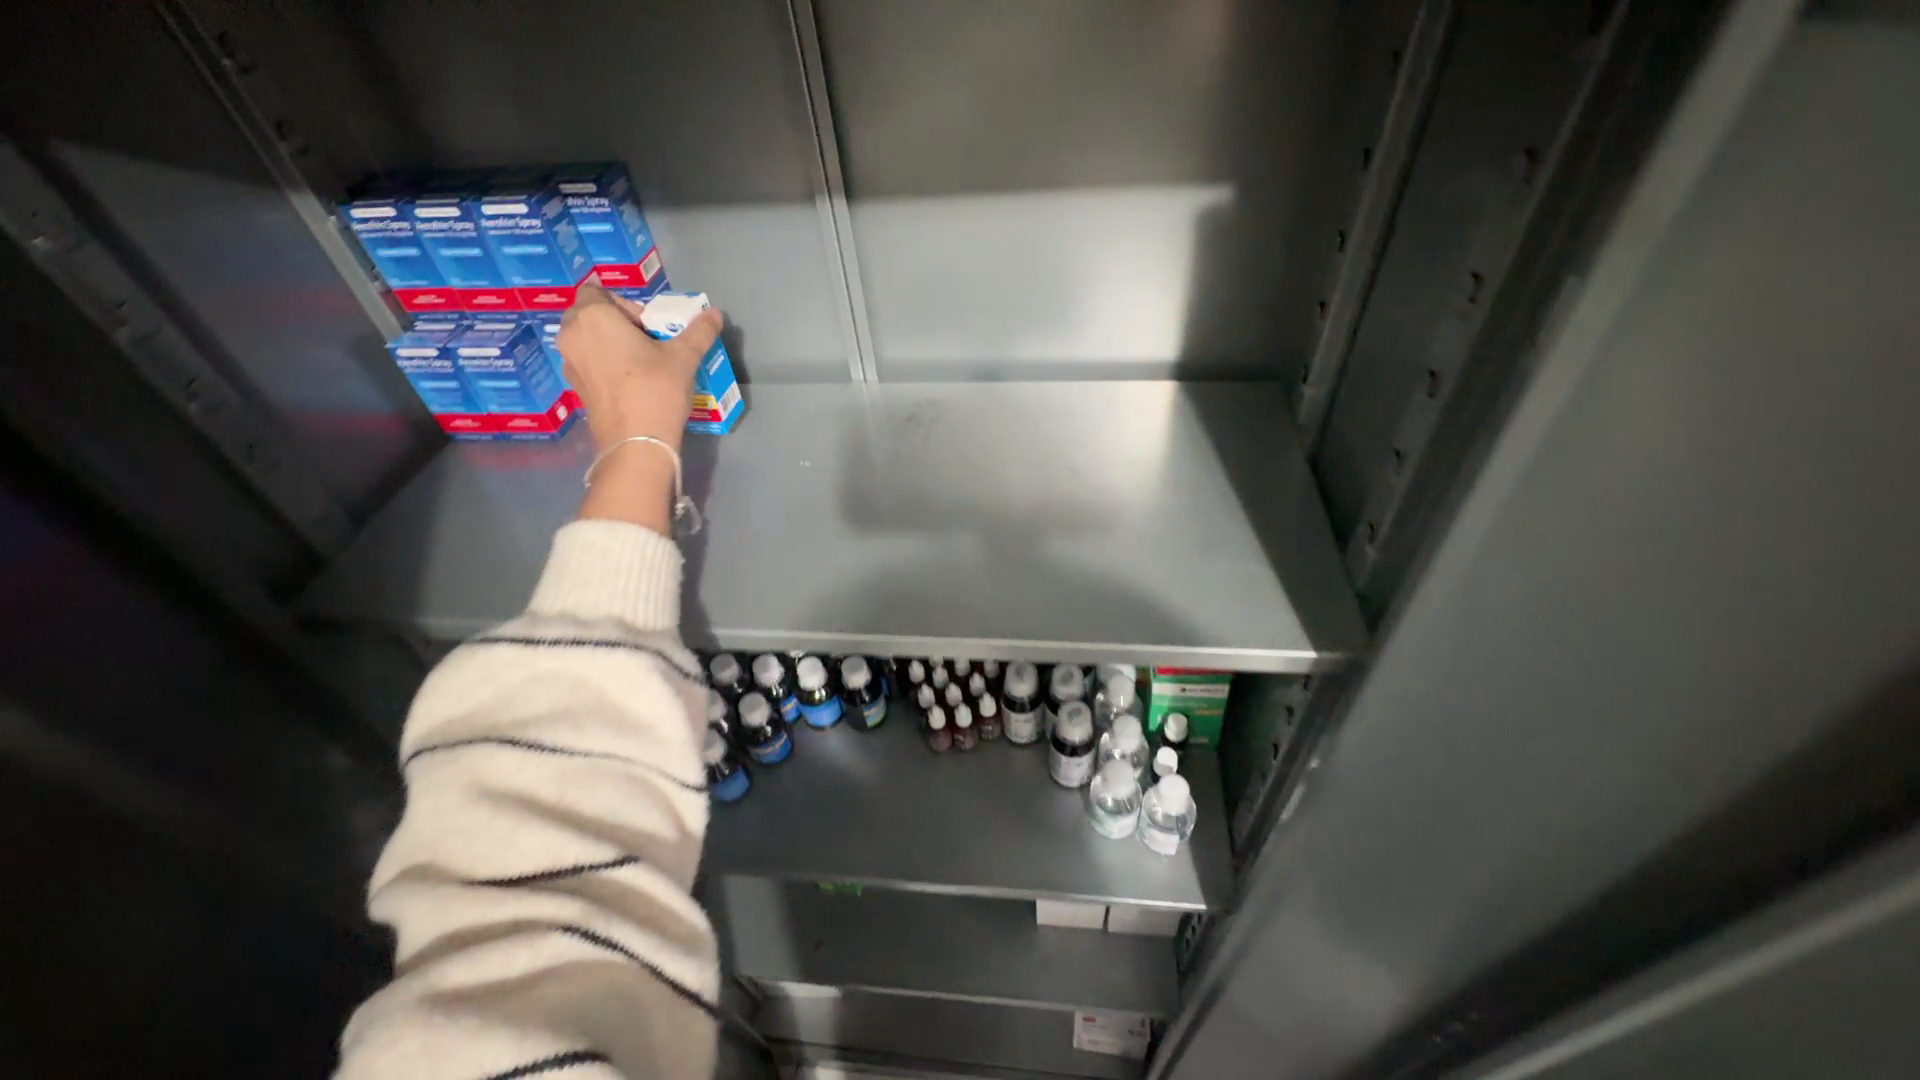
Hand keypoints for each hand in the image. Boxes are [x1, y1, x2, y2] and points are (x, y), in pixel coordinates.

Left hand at [559, 281, 723, 533]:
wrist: (636, 443)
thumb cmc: (656, 390)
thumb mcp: (684, 357)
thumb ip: (699, 331)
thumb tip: (715, 313)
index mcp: (593, 317)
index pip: (597, 291)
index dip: (624, 304)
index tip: (648, 325)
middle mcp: (572, 335)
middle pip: (590, 315)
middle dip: (617, 322)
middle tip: (647, 342)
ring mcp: (569, 363)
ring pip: (588, 340)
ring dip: (611, 343)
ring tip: (641, 363)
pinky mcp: (575, 387)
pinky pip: (588, 362)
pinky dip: (605, 364)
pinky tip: (631, 382)